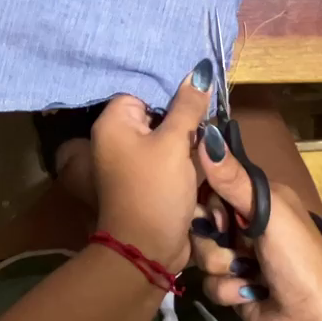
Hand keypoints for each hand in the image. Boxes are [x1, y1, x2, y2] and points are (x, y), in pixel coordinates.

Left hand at [87, 62, 212, 269]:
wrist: (147, 249)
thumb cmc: (155, 189)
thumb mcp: (175, 142)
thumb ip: (189, 106)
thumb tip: (199, 71)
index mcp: (113, 123)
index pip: (143, 91)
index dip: (170, 95)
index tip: (195, 101)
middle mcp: (115, 138)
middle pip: (156, 113)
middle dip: (183, 118)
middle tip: (207, 121)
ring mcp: (130, 162)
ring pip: (165, 137)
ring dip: (187, 140)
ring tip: (207, 139)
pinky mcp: (145, 180)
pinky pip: (167, 158)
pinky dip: (183, 158)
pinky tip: (203, 158)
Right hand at [190, 131, 321, 320]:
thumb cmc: (297, 260)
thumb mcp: (268, 214)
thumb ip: (233, 179)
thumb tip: (206, 133)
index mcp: (260, 200)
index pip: (215, 187)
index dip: (209, 202)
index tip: (220, 216)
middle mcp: (248, 225)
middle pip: (203, 221)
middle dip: (214, 239)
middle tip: (234, 246)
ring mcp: (240, 257)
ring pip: (203, 253)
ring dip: (223, 267)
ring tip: (248, 275)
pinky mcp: (233, 287)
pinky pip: (209, 282)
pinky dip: (228, 290)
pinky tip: (250, 294)